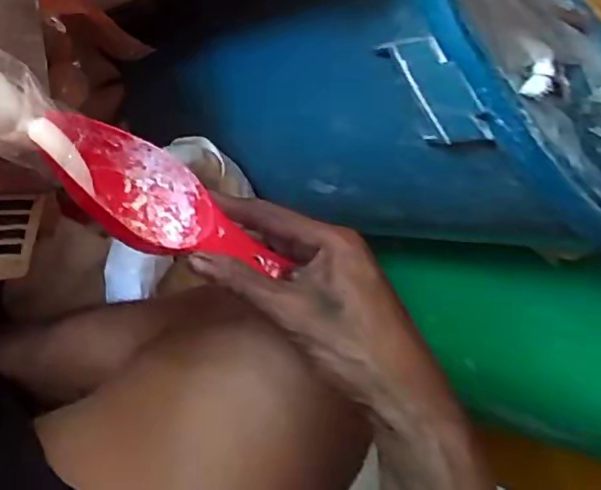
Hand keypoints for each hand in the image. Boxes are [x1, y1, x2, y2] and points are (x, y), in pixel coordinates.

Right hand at [184, 197, 453, 416]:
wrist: (408, 402)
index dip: (229, 206)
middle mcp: (338, 245)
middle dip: (237, 226)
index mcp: (330, 239)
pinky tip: (245, 270)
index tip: (196, 199)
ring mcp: (343, 267)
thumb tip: (192, 256)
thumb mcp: (287, 310)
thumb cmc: (349, 347)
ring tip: (212, 242)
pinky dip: (268, 265)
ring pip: (285, 248)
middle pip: (276, 228)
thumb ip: (238, 278)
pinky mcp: (342, 288)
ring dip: (251, 248)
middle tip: (198, 222)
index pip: (268, 213)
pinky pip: (296, 265)